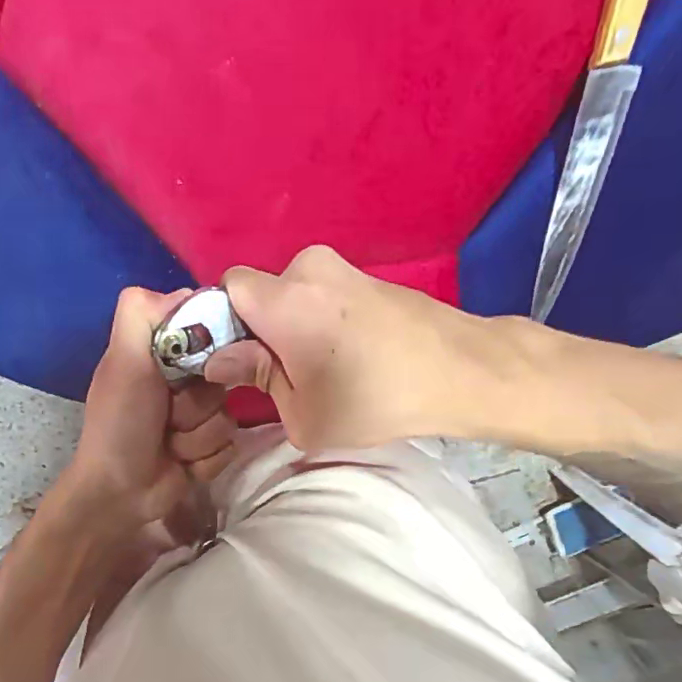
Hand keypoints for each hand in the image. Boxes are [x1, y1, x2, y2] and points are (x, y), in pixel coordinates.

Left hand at [60, 287, 237, 533]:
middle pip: (227, 376)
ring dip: (196, 436)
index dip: (210, 346)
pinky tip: (180, 464)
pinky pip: (230, 445)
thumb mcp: (122, 361)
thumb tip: (187, 292)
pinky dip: (203, 459)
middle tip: (167, 415)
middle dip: (196, 402)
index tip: (194, 365)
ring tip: (169, 445)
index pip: (212, 329)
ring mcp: (198, 416)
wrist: (119, 492)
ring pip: (229, 415)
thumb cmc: (118, 425)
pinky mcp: (210, 449)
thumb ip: (140, 314)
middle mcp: (184, 380)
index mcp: (162, 353)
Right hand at [204, 245, 526, 449]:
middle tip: (273, 371)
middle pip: (258, 292)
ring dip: (286, 325)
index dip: (221, 321)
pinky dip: (314, 320)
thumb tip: (218, 359)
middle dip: (255, 327)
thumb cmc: (373, 402)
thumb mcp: (301, 413)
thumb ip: (254, 377)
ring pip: (288, 294)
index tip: (232, 357)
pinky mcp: (365, 276)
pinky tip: (339, 354)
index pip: (226, 287)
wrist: (463, 372)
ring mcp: (341, 268)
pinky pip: (317, 294)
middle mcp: (308, 270)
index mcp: (284, 301)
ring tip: (313, 366)